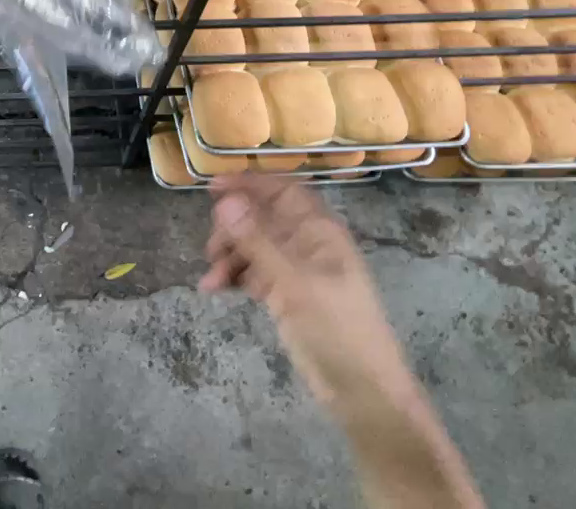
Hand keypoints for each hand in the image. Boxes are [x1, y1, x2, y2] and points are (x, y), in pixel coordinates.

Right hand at [201, 174, 417, 413]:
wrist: (363, 392)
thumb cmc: (338, 330)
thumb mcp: (295, 283)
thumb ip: (258, 241)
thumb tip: (225, 201)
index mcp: (318, 232)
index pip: (282, 191)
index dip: (249, 184)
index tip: (212, 188)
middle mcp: (306, 244)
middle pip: (261, 218)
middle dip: (232, 228)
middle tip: (211, 247)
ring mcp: (295, 270)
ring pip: (253, 245)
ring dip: (229, 255)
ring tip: (212, 279)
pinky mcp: (285, 294)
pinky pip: (252, 272)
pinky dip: (234, 276)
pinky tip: (216, 288)